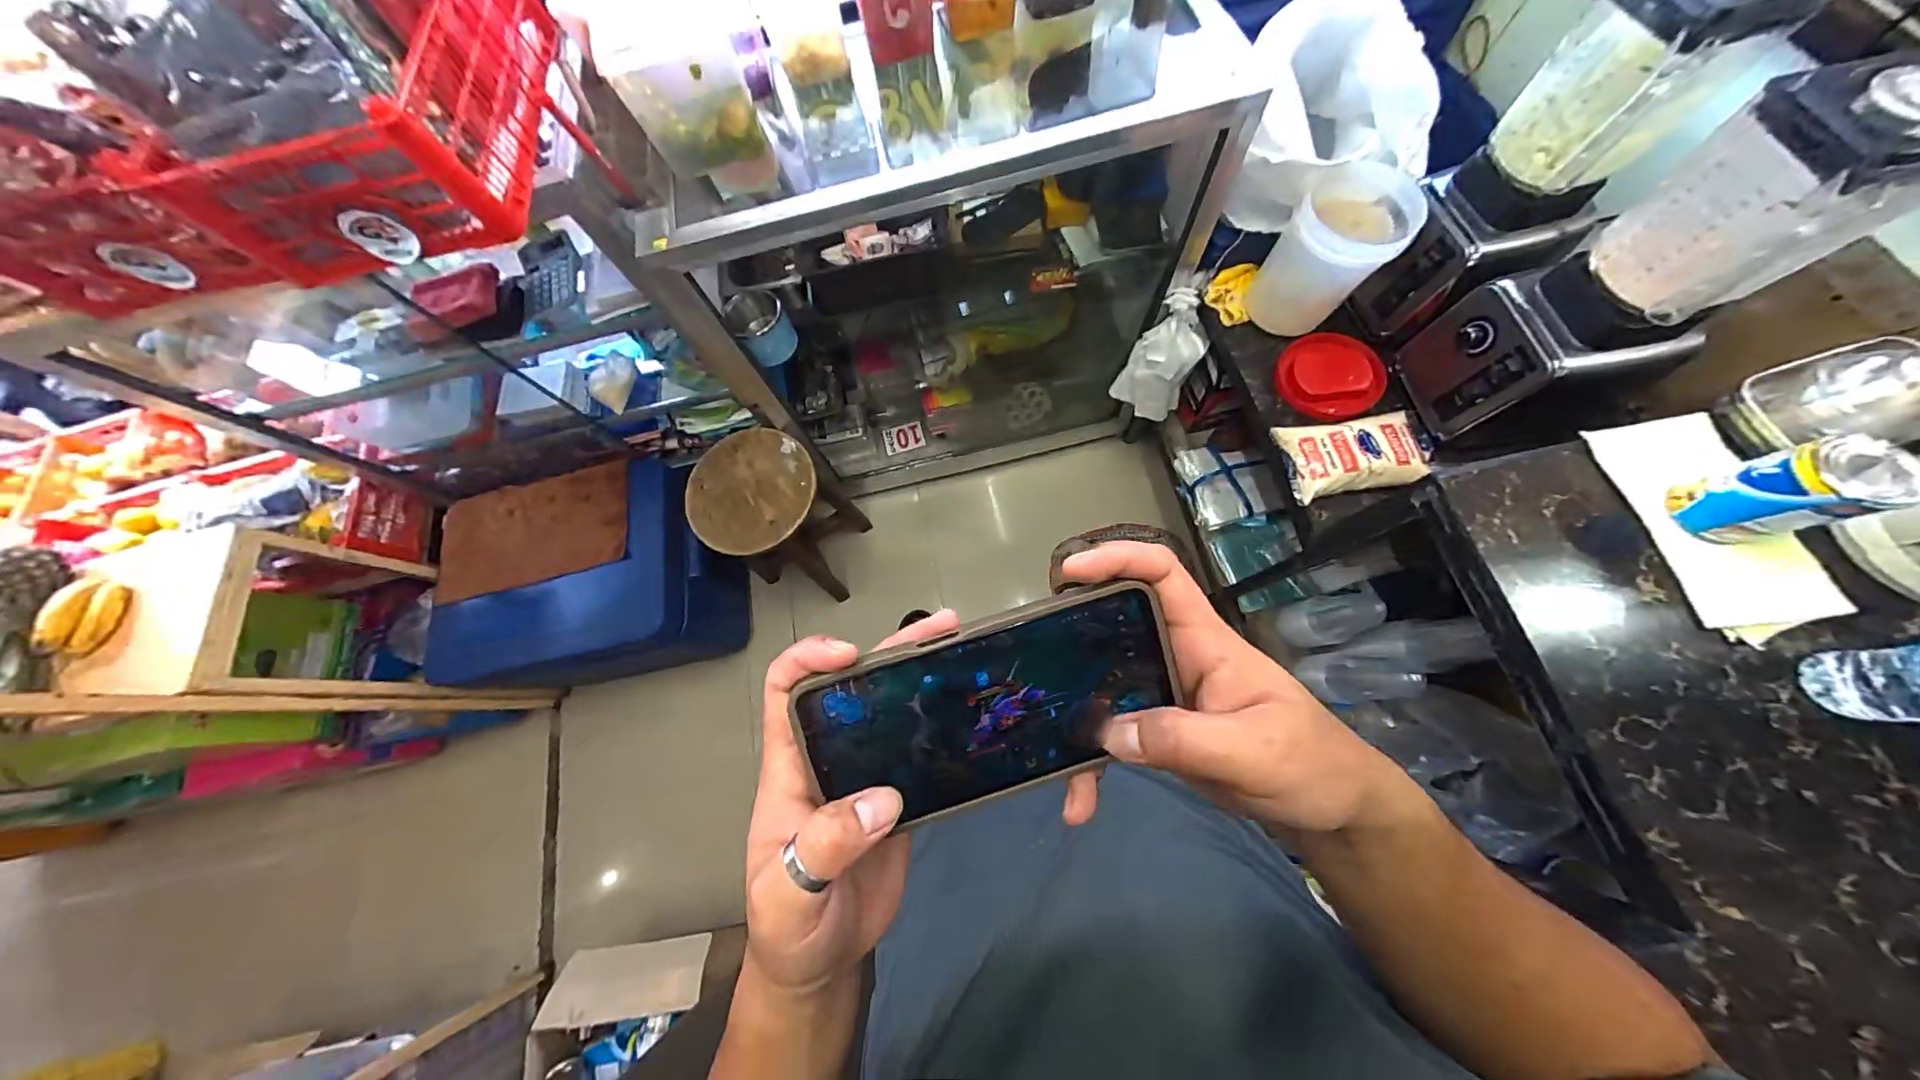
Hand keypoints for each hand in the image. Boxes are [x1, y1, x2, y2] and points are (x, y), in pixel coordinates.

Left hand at [744, 609, 1100, 996]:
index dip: (809, 658)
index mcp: (790, 766)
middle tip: (939, 627)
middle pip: (853, 686)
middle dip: (890, 650)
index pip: (786, 689)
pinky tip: (968, 711)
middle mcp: (829, 756)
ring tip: (961, 649)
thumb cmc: (787, 927)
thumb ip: (825, 847)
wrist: (820, 961)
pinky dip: (941, 725)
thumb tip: (884, 799)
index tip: (849, 652)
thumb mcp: (789, 893)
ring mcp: (865, 775)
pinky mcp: (897, 797)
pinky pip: (917, 750)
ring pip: (890, 711)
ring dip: (921, 677)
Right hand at [1058, 542, 1422, 836]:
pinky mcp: (1159, 733)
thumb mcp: (1253, 750)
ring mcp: (1165, 696)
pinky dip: (1093, 768)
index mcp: (1204, 641)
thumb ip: (1183, 739)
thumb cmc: (1310, 763)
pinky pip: (1113, 739)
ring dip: (1073, 712)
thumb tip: (1109, 733)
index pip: (1162, 574)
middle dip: (1073, 629)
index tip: (1069, 572)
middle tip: (1032, 646)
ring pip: (1104, 686)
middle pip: (1116, 622)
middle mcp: (1176, 657)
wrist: (1331, 813)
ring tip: (1038, 737)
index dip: (1117, 558)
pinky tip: (1079, 804)